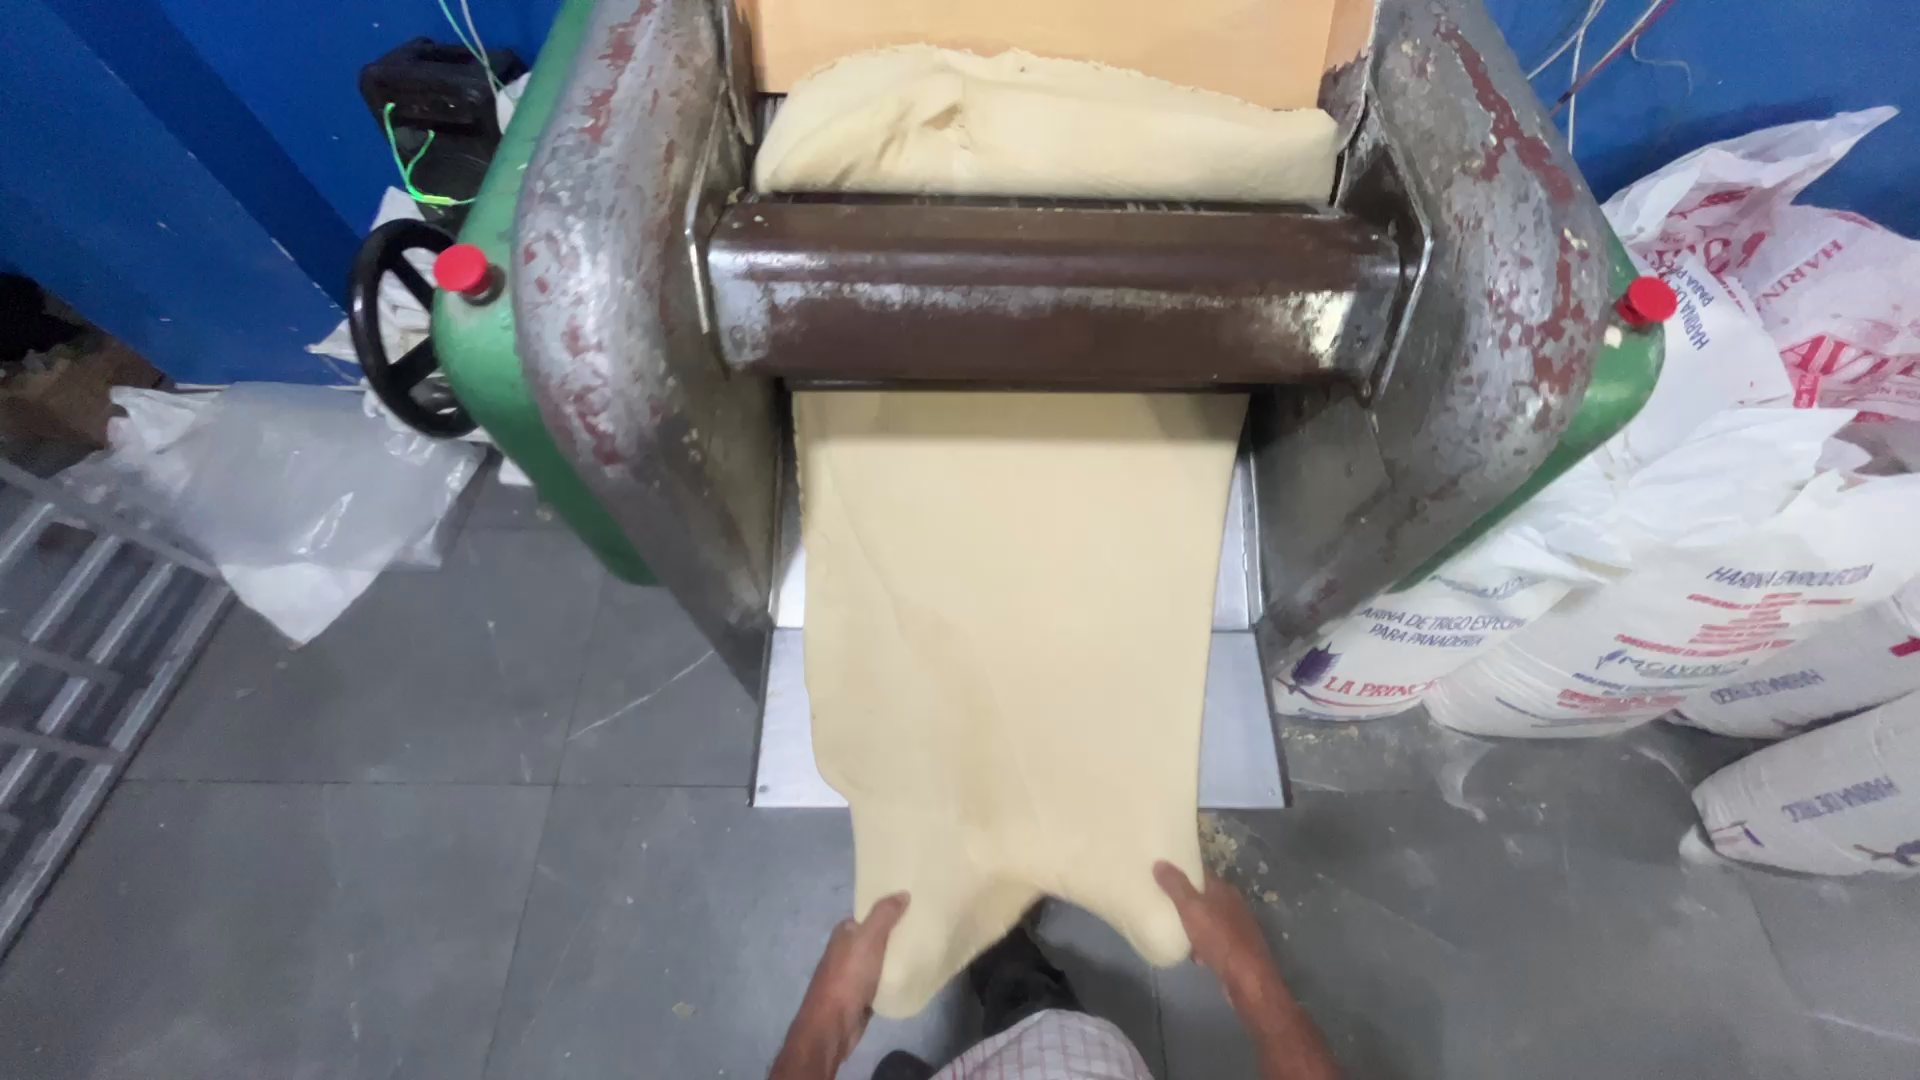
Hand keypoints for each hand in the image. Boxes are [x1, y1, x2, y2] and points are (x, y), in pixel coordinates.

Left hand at [788, 894, 908, 1057]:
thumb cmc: (849, 976)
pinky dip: (893, 979)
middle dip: (896, 934)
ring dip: (895, 958)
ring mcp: (852, 974)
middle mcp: (846, 950)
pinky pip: (881, 981)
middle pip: (876, 936)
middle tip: (922, 929)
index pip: (870, 914)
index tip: (913, 907)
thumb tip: (903, 892)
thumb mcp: (869, 938)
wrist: (832, 1025)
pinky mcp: (860, 996)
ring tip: (922, 950)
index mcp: (844, 932)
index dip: (890, 910)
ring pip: (880, 960)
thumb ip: (885, 914)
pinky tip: (910, 976)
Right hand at [1154, 862, 1279, 1003]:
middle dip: (1187, 901)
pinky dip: (1205, 946)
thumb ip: (1175, 886)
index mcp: (1224, 890)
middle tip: (1166, 904)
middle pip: (1205, 897)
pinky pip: (1216, 942)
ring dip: (1195, 926)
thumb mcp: (1191, 908)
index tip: (1164, 874)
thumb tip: (1159, 862)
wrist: (1248, 980)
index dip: (1184, 871)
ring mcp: (1238, 929)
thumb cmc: (1219, 937)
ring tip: (1178, 931)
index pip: (1201, 873)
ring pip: (1210, 921)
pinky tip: (1195, 956)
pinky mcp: (1239, 951)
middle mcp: (1234, 905)